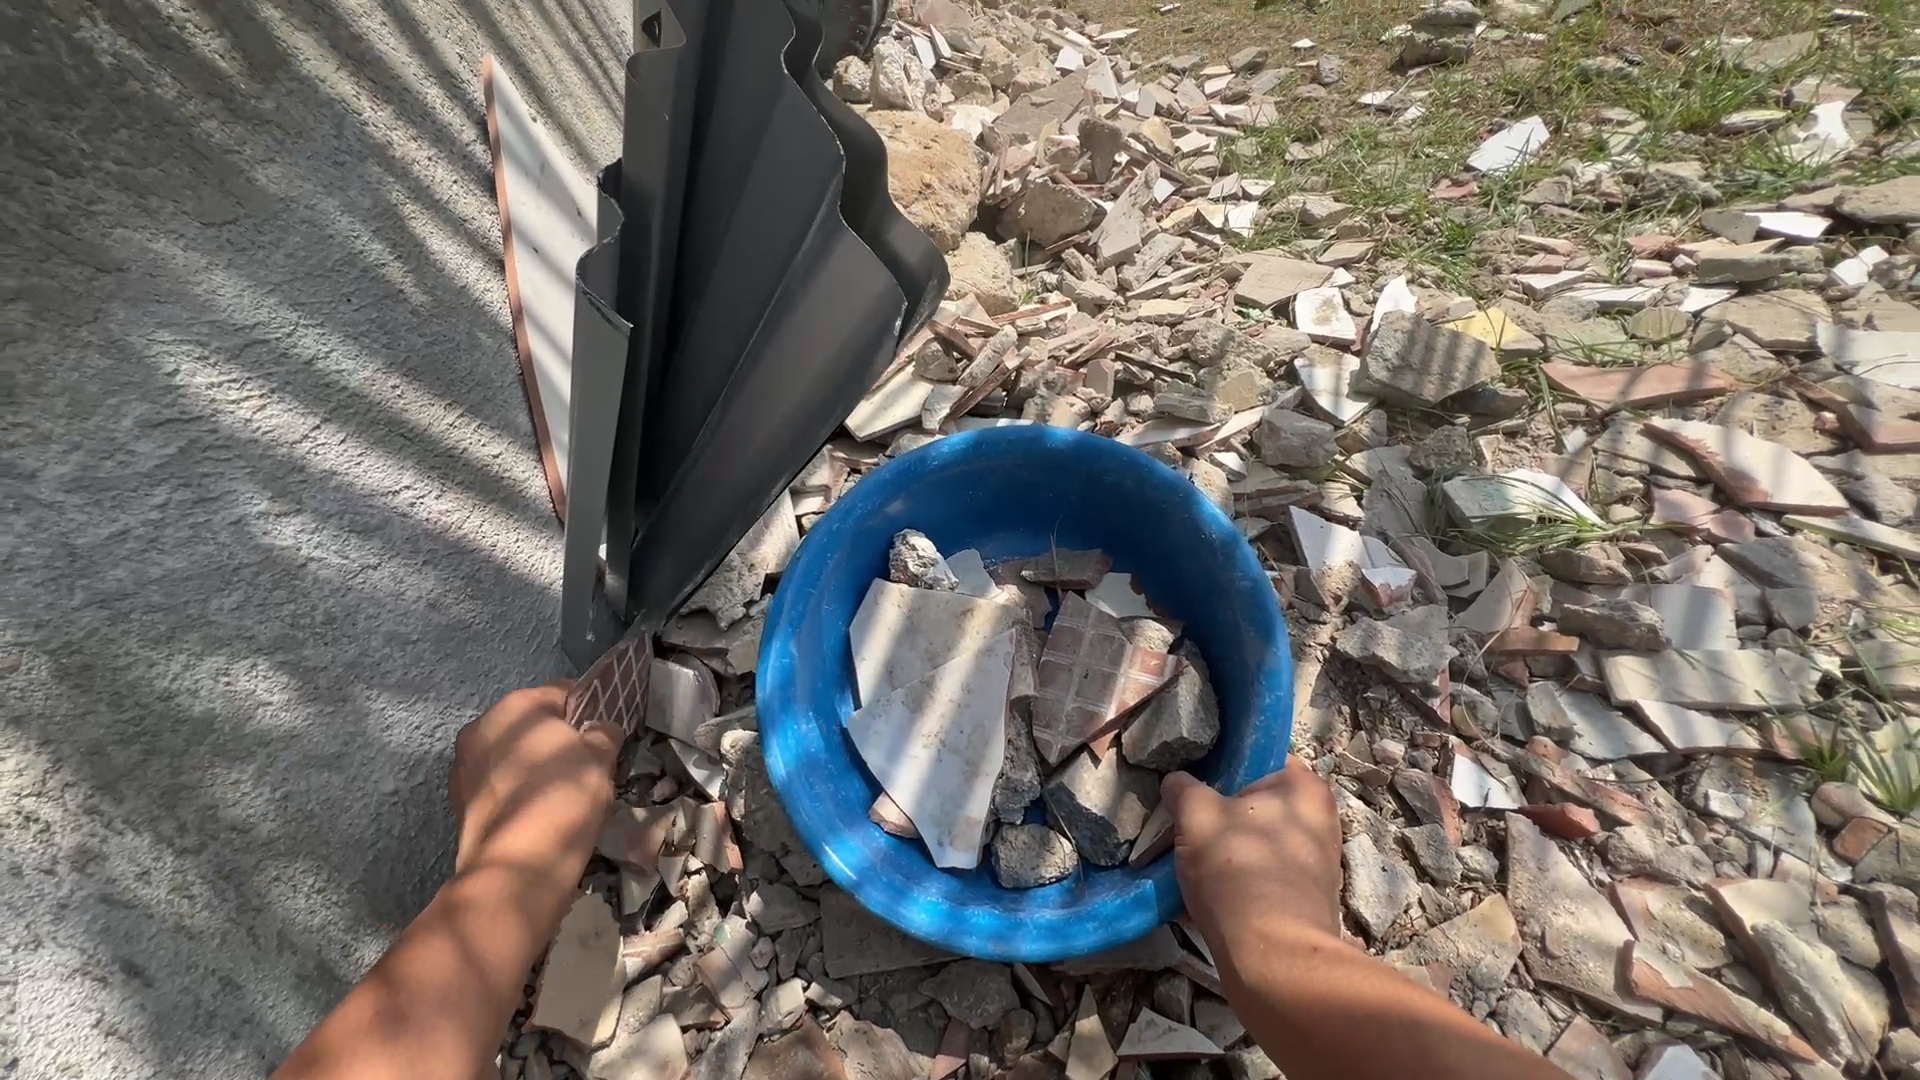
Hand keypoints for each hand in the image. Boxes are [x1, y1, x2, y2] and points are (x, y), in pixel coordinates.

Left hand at [449, 683, 620, 872]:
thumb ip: (604, 733)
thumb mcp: (602, 756)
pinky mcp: (457, 801)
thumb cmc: (565, 795)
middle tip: (586, 761)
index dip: (588, 707)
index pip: (562, 691)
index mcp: (518, 705)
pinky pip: (498, 782)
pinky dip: (518, 788)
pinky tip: (539, 809)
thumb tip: (599, 730)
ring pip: (512, 752)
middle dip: (557, 735)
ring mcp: (463, 765)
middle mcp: (482, 726)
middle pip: (532, 722)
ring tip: (562, 789)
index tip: (603, 730)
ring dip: (535, 762)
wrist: (518, 865)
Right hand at [1161, 757, 1340, 945]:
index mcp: (1305, 789)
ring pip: (1251, 844)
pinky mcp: (1302, 903)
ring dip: (1220, 851)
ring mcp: (1315, 866)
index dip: (1221, 766)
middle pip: (1252, 805)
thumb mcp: (1195, 812)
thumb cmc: (1237, 868)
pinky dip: (1231, 881)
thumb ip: (1182, 786)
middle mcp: (1319, 823)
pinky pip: (1257, 878)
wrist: (1272, 959)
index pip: (1258, 758)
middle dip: (1217, 815)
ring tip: (1184, 860)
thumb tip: (1176, 782)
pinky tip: (1199, 892)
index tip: (1191, 782)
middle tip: (1182, 822)